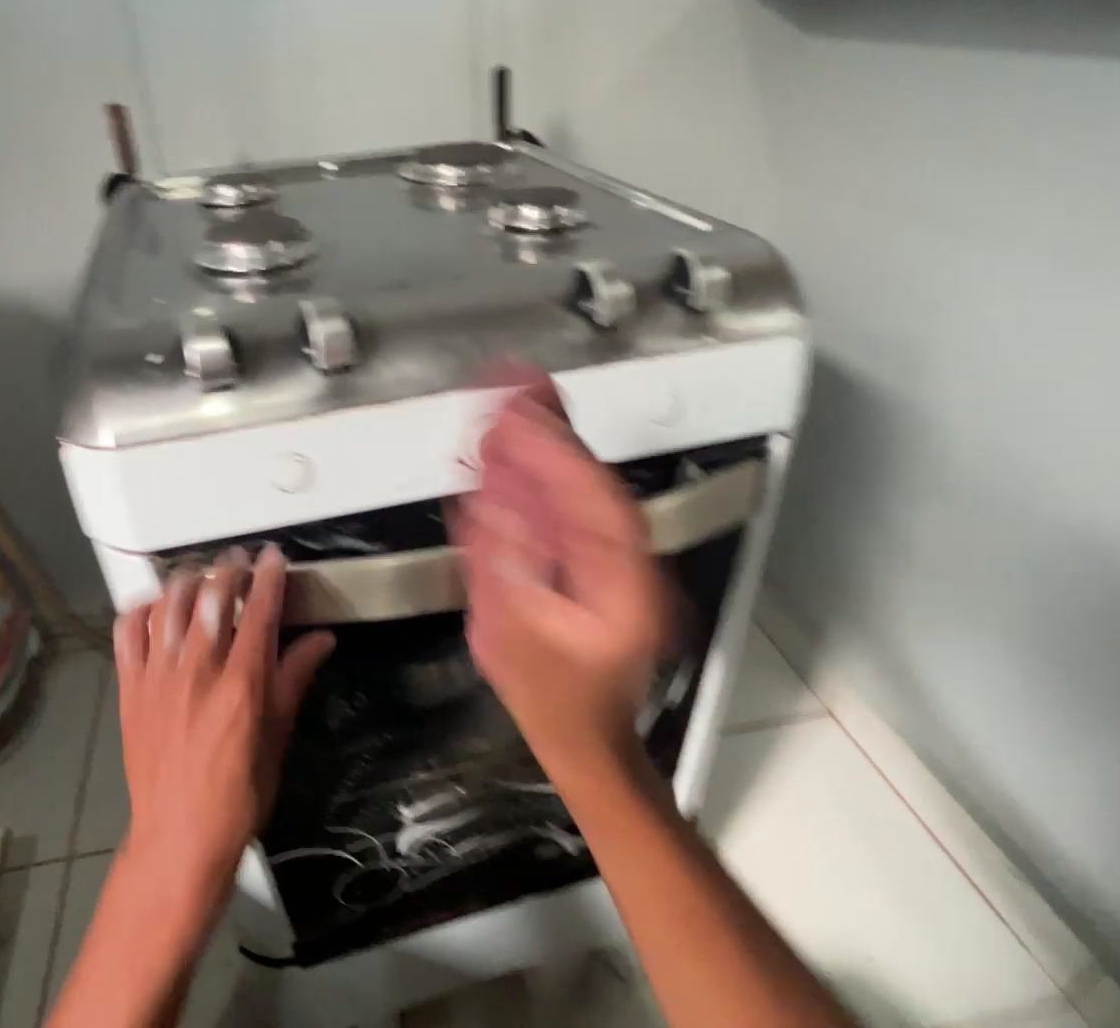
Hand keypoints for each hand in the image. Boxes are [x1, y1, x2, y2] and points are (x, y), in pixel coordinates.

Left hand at [112, 545, 335, 888]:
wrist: (180, 834)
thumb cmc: (241, 792)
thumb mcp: (279, 736)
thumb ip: (295, 679)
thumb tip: (322, 639)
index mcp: (243, 682)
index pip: (259, 610)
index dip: (269, 576)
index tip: (273, 556)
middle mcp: (198, 668)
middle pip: (212, 596)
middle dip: (228, 569)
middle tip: (239, 560)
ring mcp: (158, 676)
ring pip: (170, 606)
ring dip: (188, 581)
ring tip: (201, 575)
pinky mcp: (130, 688)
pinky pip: (129, 634)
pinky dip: (141, 610)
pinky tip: (155, 606)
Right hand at [452, 369, 675, 772]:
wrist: (585, 738)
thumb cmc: (557, 704)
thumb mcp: (517, 641)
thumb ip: (506, 571)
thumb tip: (494, 502)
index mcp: (622, 582)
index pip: (591, 500)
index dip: (554, 450)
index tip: (519, 408)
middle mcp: (624, 562)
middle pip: (587, 483)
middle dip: (549, 430)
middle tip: (512, 380)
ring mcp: (610, 561)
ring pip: (576, 493)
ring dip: (541, 446)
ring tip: (507, 399)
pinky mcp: (589, 563)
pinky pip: (561, 514)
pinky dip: (535, 481)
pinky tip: (508, 452)